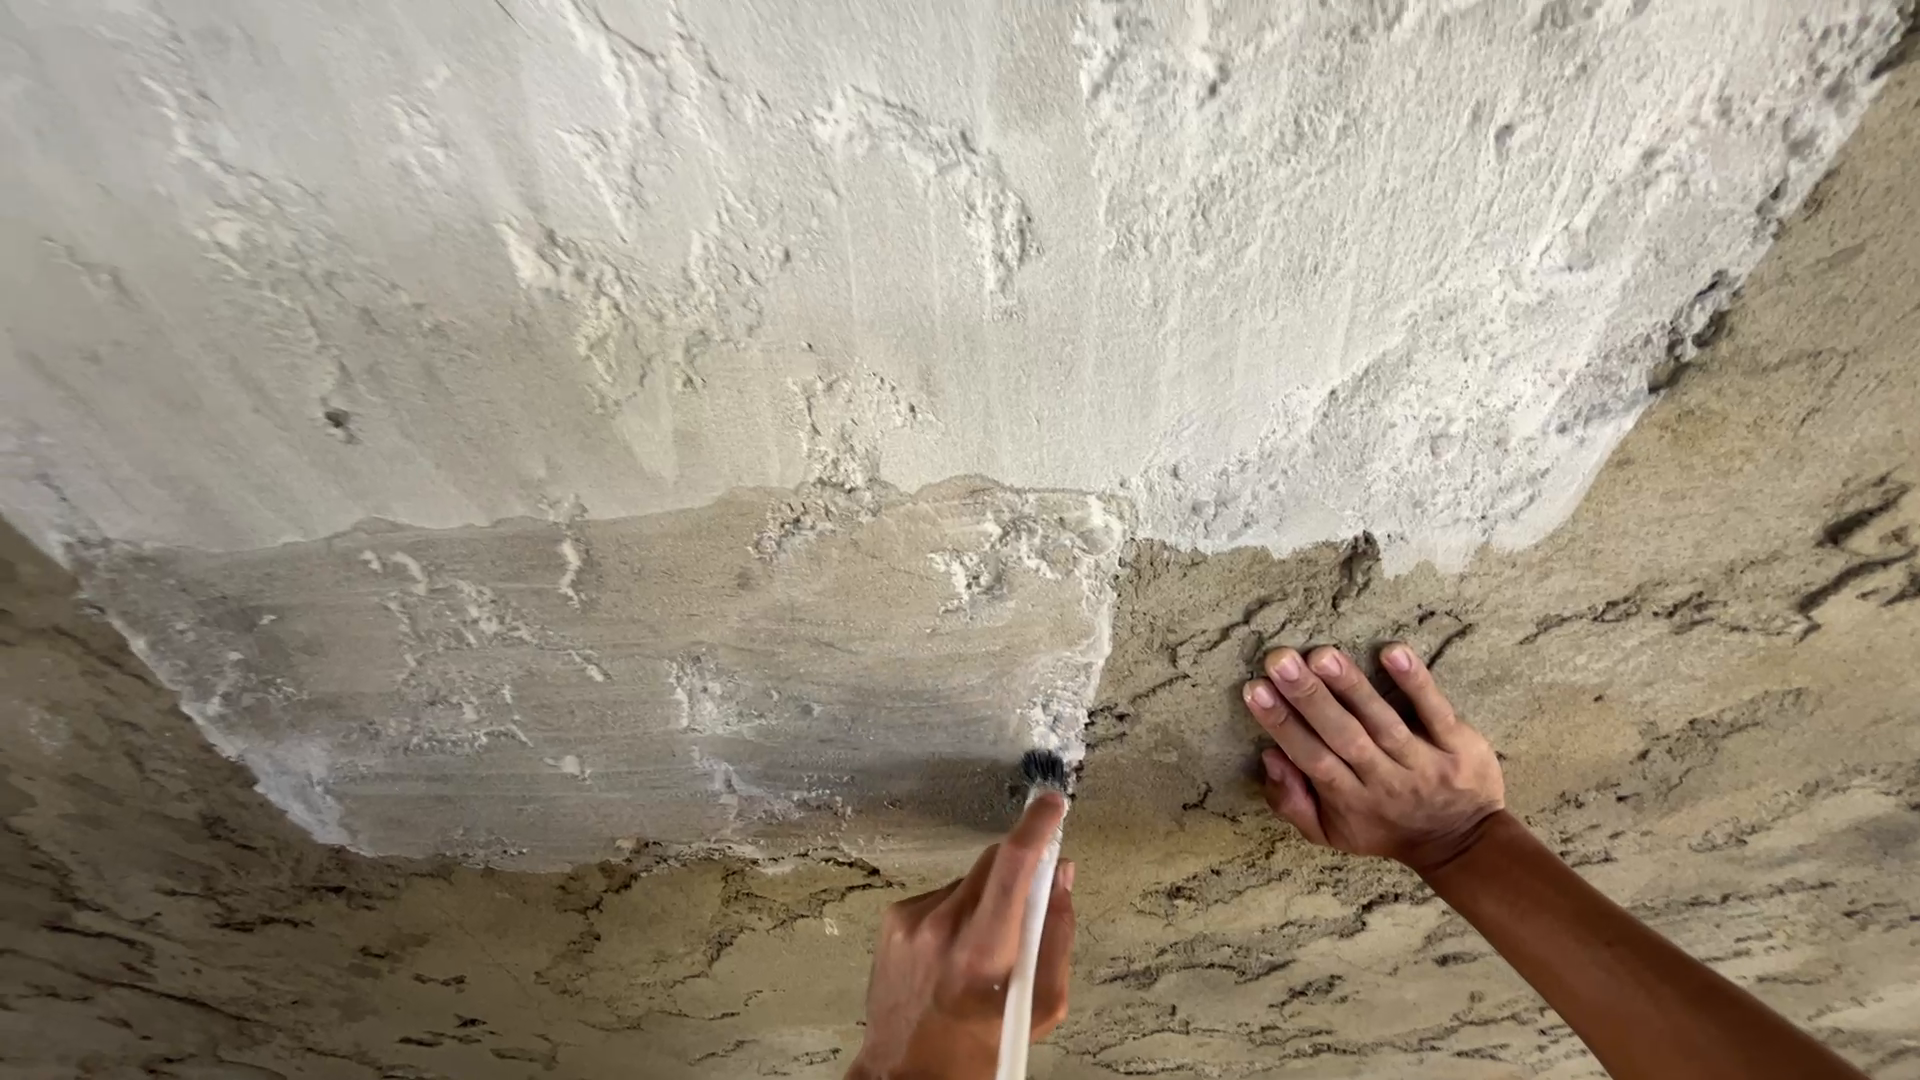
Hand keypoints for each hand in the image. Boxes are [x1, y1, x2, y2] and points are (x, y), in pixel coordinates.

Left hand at [847, 794, 1074, 1079]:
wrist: (903, 1073)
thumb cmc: (980, 1048)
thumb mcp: (1041, 1009)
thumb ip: (1058, 937)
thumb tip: (1062, 875)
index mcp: (982, 953)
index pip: (1012, 868)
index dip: (1036, 828)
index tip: (1052, 801)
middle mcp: (942, 926)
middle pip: (992, 862)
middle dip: (1018, 869)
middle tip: (1028, 902)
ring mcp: (912, 919)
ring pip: (968, 879)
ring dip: (986, 897)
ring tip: (980, 948)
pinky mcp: (894, 917)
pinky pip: (942, 895)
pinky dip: (958, 911)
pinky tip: (952, 950)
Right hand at [1241, 643, 1503, 874]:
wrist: (1462, 846)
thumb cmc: (1380, 828)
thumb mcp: (1327, 832)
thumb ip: (1290, 801)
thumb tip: (1270, 756)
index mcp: (1347, 797)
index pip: (1310, 756)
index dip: (1281, 723)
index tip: (1254, 688)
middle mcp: (1383, 779)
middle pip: (1342, 735)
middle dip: (1308, 696)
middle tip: (1278, 659)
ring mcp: (1423, 762)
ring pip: (1382, 720)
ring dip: (1351, 686)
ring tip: (1321, 654)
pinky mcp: (1459, 745)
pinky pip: (1436, 711)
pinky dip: (1415, 682)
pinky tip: (1392, 651)